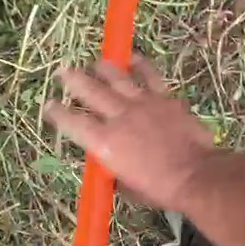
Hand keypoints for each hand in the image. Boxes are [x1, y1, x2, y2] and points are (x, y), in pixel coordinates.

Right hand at [41, 56, 225, 210]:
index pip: (72, 122)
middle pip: (89, 91)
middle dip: (72, 79)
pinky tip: (133, 58)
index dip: (57, 113)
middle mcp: (117, 117)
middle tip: (62, 70)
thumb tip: (107, 160)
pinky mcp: (164, 99)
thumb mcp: (123, 184)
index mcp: (103, 143)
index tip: (48, 105)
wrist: (196, 175)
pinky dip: (140, 65)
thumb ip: (110, 166)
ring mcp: (142, 104)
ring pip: (116, 78)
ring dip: (102, 68)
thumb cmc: (157, 188)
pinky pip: (150, 76)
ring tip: (93, 62)